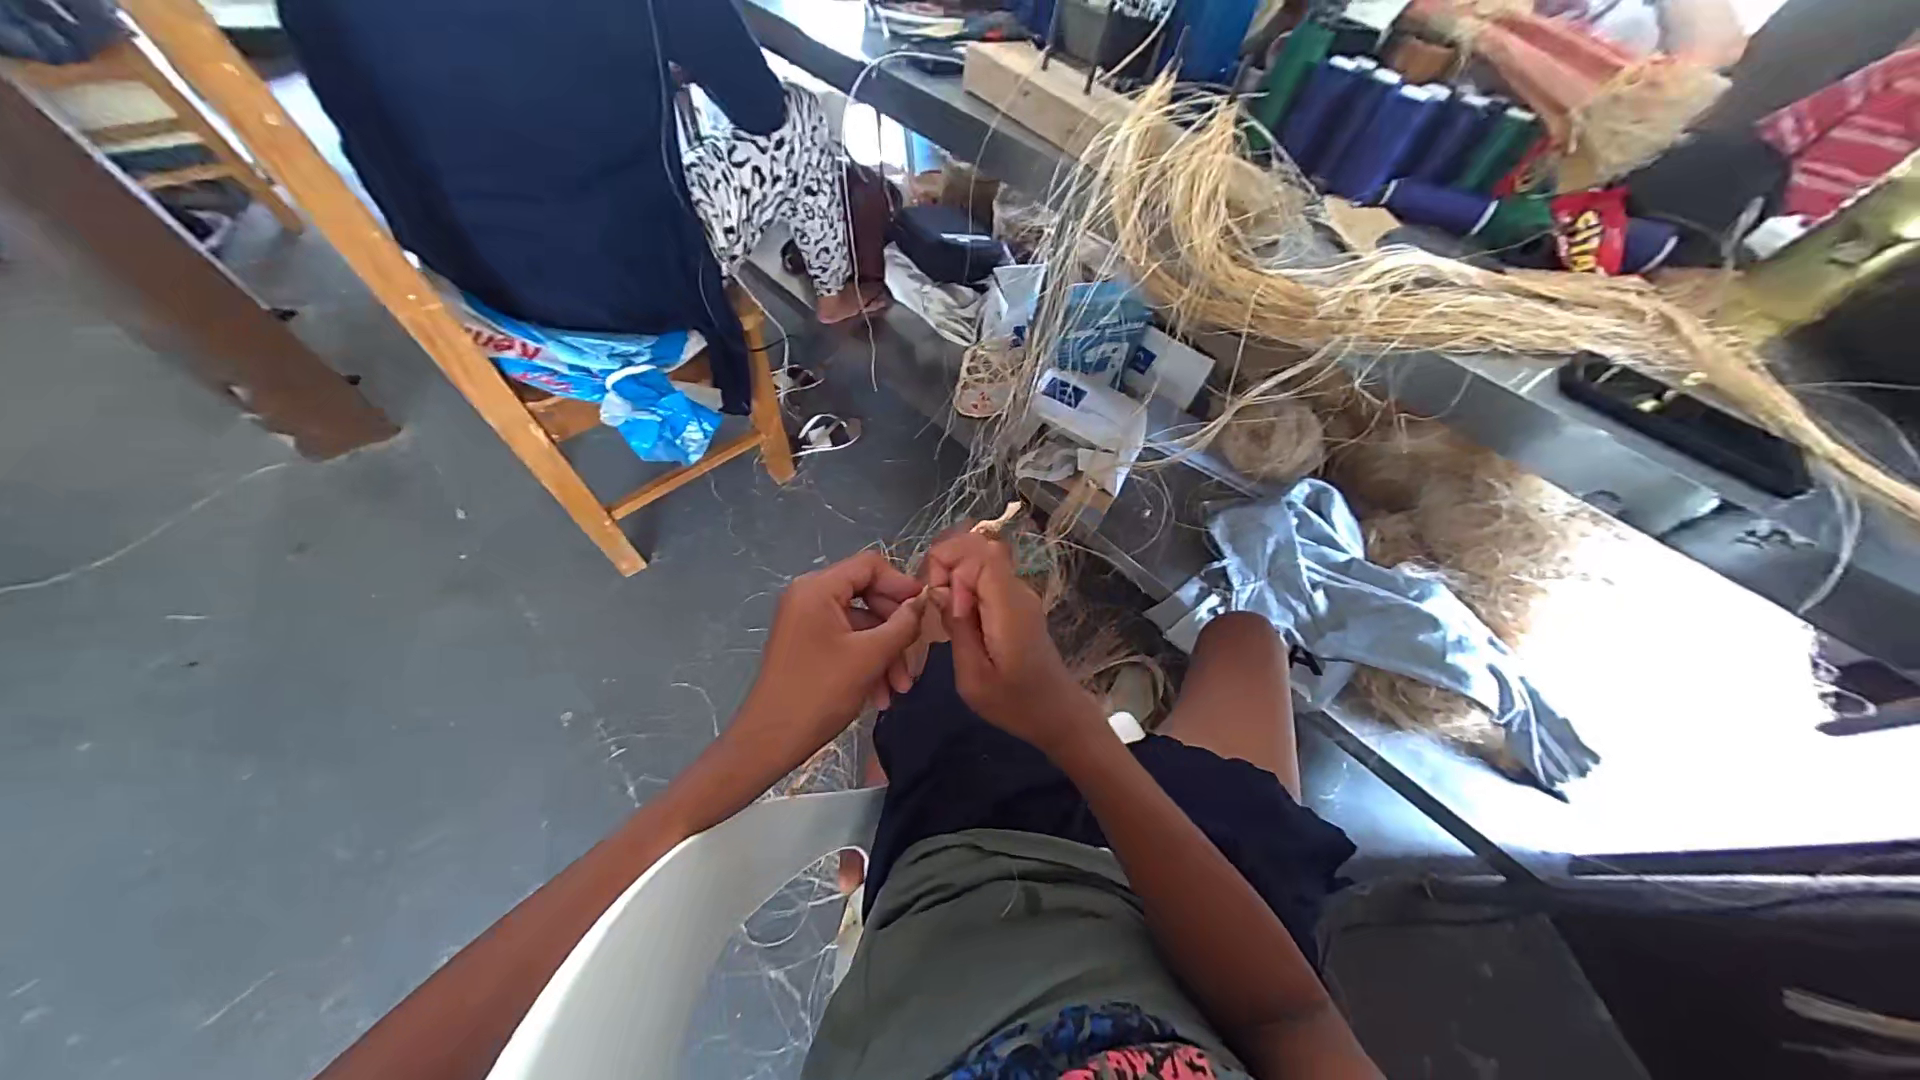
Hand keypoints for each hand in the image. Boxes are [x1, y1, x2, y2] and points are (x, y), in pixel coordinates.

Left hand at [737, 550, 925, 757]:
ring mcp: (806, 621)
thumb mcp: (870, 656)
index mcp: (818, 588)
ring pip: (861, 624)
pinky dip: (867, 662)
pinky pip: (846, 641)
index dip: (901, 584)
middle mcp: (809, 596)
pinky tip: (881, 695)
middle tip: (915, 656)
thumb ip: (903, 624)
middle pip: (867, 595)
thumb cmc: (820, 692)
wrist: (770, 740)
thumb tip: (923, 601)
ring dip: (885, 652)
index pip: (870, 566)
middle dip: (895, 628)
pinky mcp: (807, 644)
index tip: (926, 609)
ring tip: (900, 688)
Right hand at [926, 531, 1106, 757]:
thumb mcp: (973, 676)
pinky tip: (961, 620)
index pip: (980, 552)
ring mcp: (1020, 595)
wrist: (1057, 714)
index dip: (948, 562)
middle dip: (947, 565)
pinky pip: (987, 578)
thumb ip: (956, 627)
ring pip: (981, 560)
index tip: (936, 599)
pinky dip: (966, 588)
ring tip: (945, 616)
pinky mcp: (1017, 603)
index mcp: (1009, 606)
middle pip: (979, 548)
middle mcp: (1018, 591)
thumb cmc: (1014, 704)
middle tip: (936, 606)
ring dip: (955, 577)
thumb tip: (939, 590)